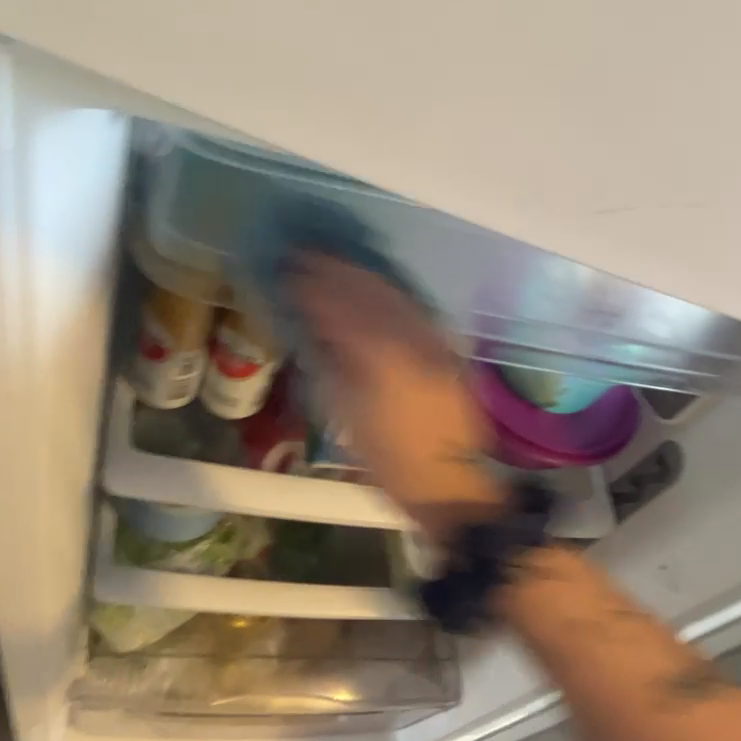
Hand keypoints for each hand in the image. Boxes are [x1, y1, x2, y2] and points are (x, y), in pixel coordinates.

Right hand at [286, 252, 505, 541]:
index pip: (343, 311)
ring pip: (398, 298)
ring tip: (338, 262)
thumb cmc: (390, 464)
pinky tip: (377, 287)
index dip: (315, 288)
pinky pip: (418, 311)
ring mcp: (436, 347)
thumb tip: (315, 330)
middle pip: (372, 296)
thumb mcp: (349, 420)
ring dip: (365, 277)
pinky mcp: (450, 353)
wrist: (449, 485)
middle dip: (338, 272)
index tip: (290, 271)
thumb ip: (333, 368)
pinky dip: (393, 294)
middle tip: (308, 255)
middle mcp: (413, 345)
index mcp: (383, 363)